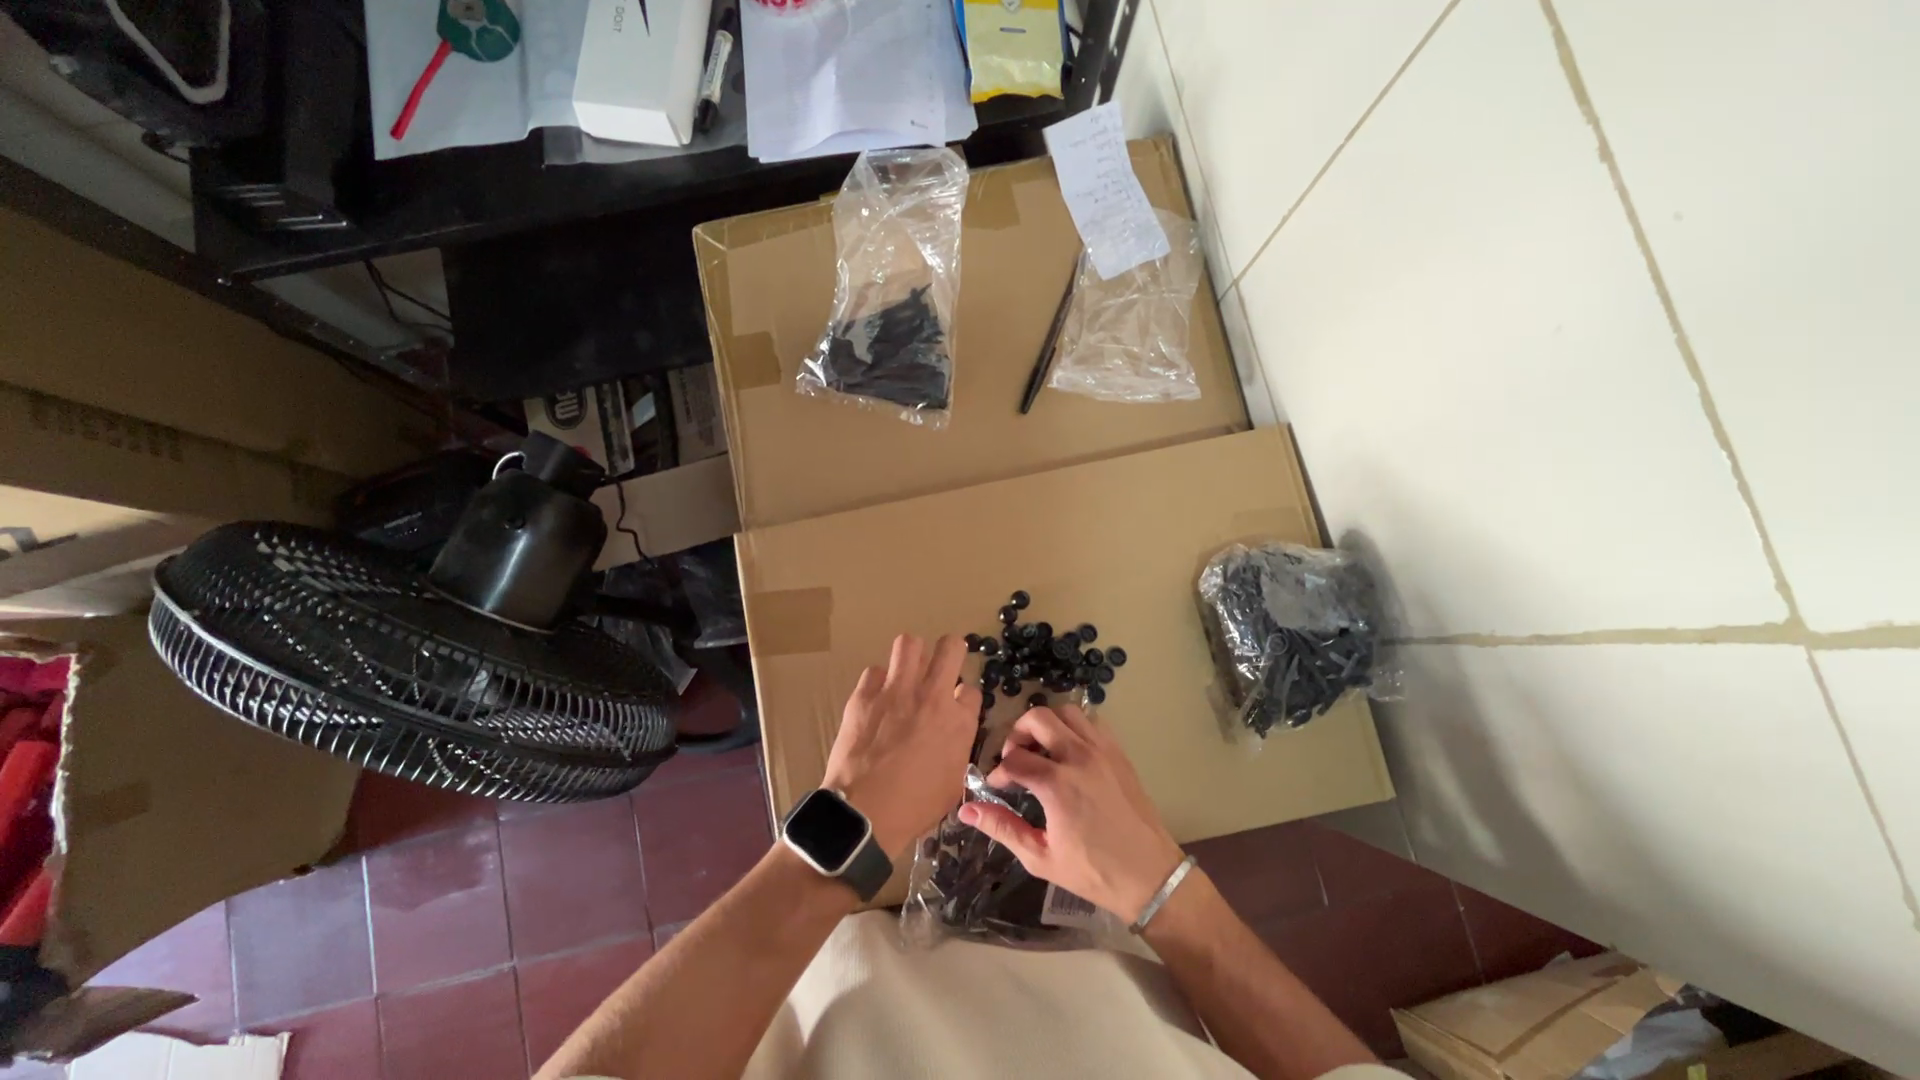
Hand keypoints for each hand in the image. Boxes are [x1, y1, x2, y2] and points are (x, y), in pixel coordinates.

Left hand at [820, 634, 980, 859]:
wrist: (866, 812)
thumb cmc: (915, 807)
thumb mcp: (954, 782)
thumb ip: (958, 748)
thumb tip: (953, 735)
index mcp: (959, 721)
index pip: (972, 689)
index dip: (964, 697)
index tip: (955, 706)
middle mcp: (932, 696)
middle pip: (950, 647)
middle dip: (949, 651)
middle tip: (940, 665)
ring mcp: (897, 691)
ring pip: (909, 643)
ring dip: (912, 655)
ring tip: (907, 671)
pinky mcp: (865, 695)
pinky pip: (875, 670)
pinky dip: (878, 682)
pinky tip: (876, 698)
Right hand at [958, 703, 1183, 923]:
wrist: (1150, 875)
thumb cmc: (1093, 872)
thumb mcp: (1040, 857)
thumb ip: (1002, 828)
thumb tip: (967, 810)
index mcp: (1057, 784)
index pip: (1014, 760)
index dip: (998, 773)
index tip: (997, 788)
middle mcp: (1079, 757)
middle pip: (1037, 718)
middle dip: (1017, 734)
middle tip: (1015, 759)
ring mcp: (1103, 751)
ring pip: (1066, 712)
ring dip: (1047, 725)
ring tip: (1041, 751)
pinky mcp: (1119, 753)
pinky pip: (1092, 723)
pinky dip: (1074, 728)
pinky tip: (1069, 754)